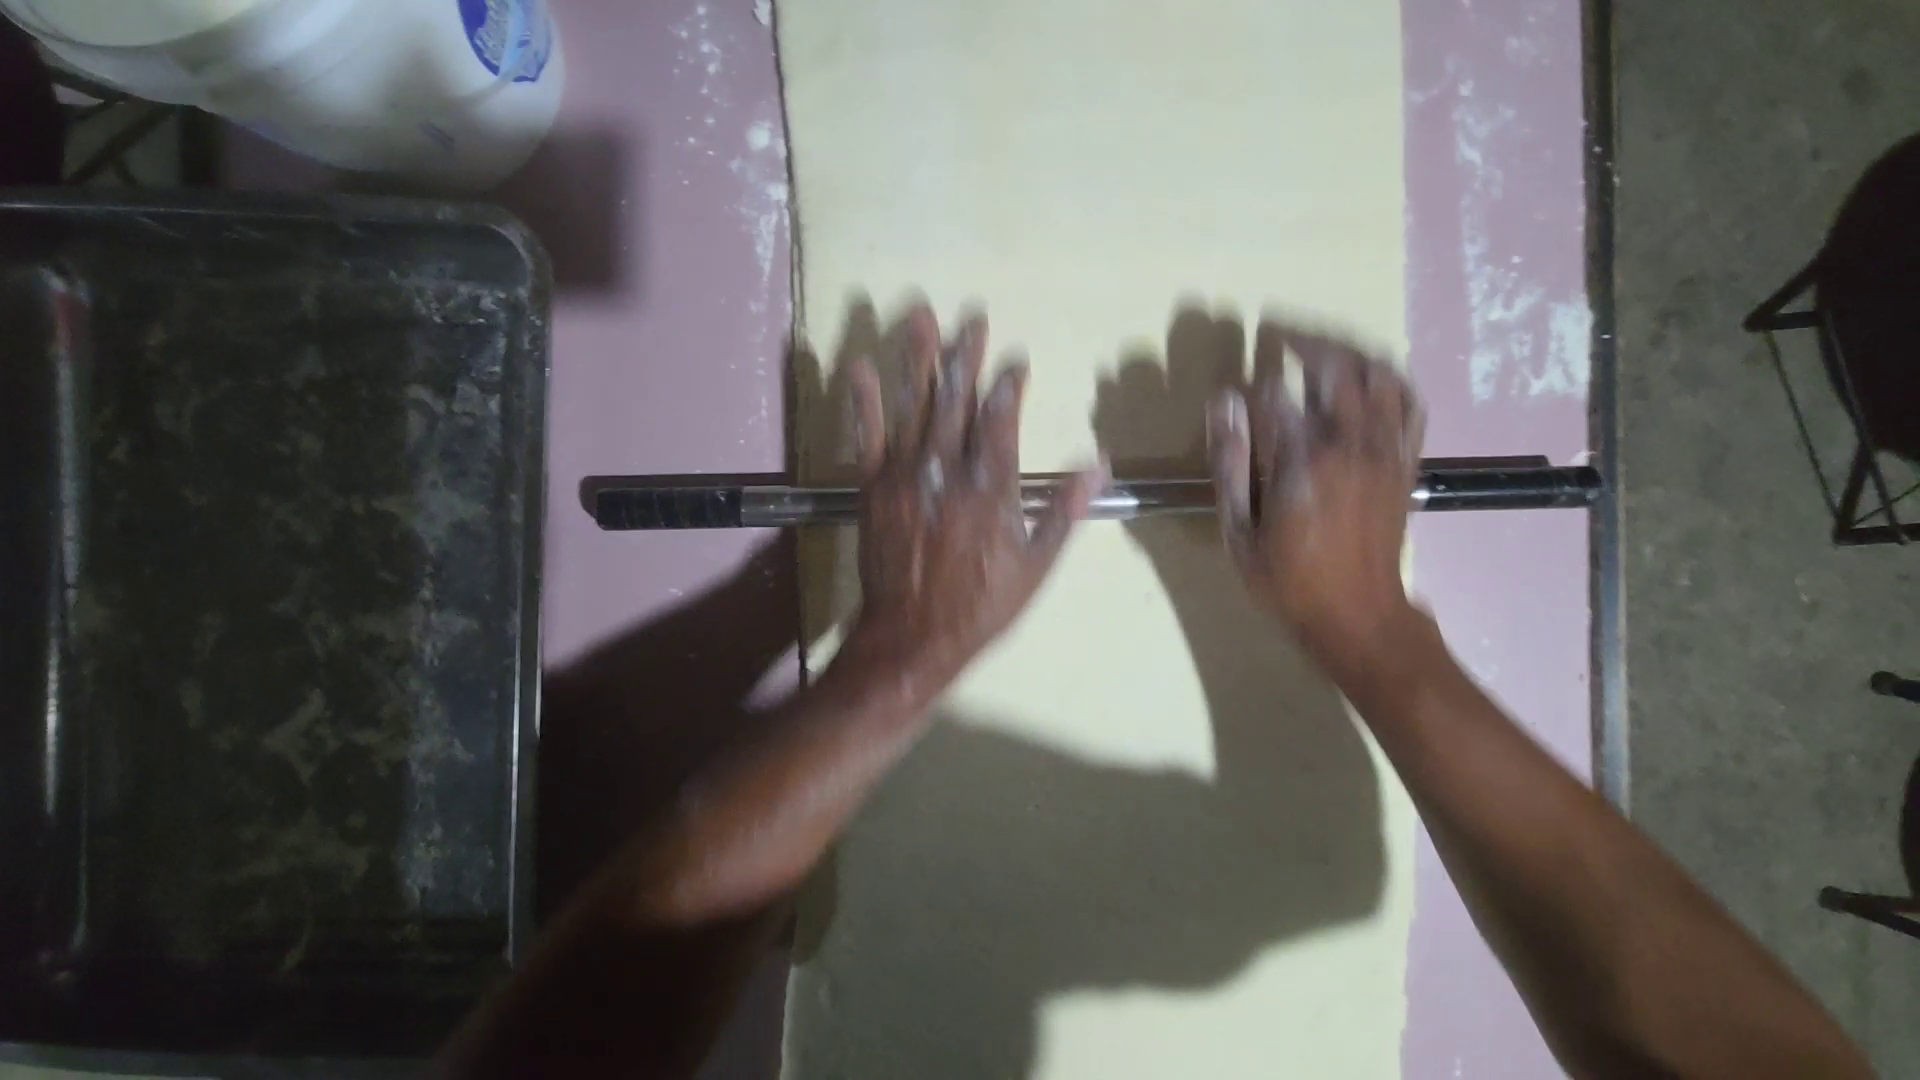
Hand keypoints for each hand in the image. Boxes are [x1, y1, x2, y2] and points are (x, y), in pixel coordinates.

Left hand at [841, 304, 1101, 683]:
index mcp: (992, 488)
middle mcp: (949, 470)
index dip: (1008, 385)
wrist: (912, 636)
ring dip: (919, 358)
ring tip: (920, 314)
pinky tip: (861, 365)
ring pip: (915, 405)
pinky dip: (865, 401)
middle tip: (971, 316)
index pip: (1002, 419)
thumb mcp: (1036, 567)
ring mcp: (907, 475)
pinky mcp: (874, 487)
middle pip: (958, 399)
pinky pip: (868, 436)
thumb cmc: (981, 606)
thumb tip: (1099, 466)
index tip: (1014, 359)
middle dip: (965, 355)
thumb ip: (1063, 512)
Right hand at [1206, 322, 1424, 674]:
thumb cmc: (1287, 580)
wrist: (1358, 614)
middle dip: (1303, 344)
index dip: (1256, 384)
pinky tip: (1368, 379)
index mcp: (1301, 460)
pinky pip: (1409, 401)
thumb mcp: (1238, 531)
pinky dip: (1389, 379)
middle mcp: (1349, 442)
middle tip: (1279, 340)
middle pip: (1333, 367)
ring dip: (1348, 353)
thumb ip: (1229, 462)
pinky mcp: (1405, 460)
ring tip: (1321, 353)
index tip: (1242, 390)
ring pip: (1376, 373)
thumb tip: (1224, 402)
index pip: (1277, 392)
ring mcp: (1385, 448)